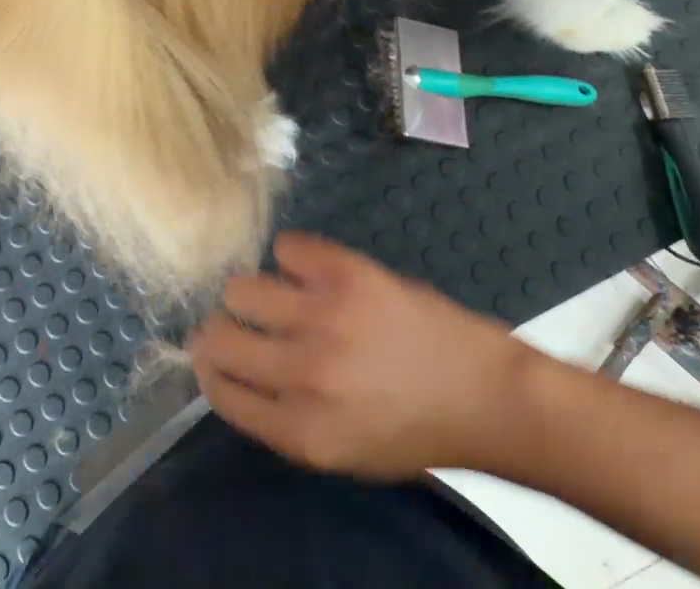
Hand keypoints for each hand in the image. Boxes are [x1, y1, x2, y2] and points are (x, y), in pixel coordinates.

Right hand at [189, 233, 537, 480]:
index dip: (211, 369)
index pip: (219, 390)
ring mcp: (325, 319)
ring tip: (278, 297)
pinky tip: (310, 273)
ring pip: (241, 288)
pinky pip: (287, 247)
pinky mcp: (349, 275)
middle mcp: (303, 375)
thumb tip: (230, 373)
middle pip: (218, 337)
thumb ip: (279, 420)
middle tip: (241, 325)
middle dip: (220, 330)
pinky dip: (292, 257)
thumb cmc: (413, 431)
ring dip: (252, 294)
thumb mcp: (339, 452)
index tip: (216, 357)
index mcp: (300, 430)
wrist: (487, 396)